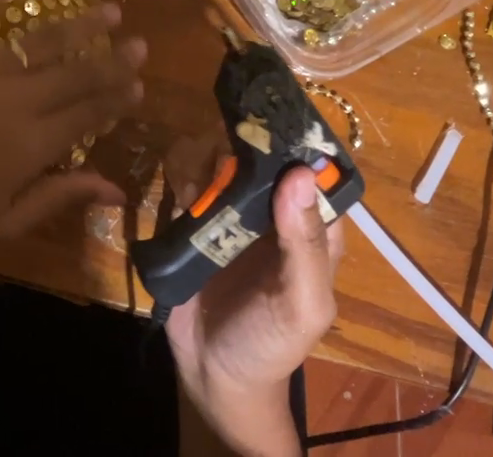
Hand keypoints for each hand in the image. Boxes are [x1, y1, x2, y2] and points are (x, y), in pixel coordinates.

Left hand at [0, 0, 145, 299]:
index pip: (89, 114)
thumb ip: (59, 198)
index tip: (139, 83)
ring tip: (109, 9)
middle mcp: (18, 99)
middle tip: (139, 43)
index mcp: (34, 144)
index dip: (117, 98)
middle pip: (76, 74)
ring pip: (42, 39)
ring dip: (79, 23)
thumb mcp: (4, 222)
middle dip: (112, 59)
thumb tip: (116, 190)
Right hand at [167, 167, 343, 456]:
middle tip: (223, 142)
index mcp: (311, 231)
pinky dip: (182, 174)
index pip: (312, 173)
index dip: (296, 145)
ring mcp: (231, 216)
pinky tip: (180, 186)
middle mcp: (272, 214)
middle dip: (242, 145)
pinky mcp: (194, 222)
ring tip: (199, 173)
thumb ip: (305, 245)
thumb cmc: (271, 344)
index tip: (271, 119)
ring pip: (221, 164)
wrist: (212, 374)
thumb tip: (299, 175)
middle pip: (260, 159)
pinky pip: (189, 183)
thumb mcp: (301, 304)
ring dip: (207, 157)